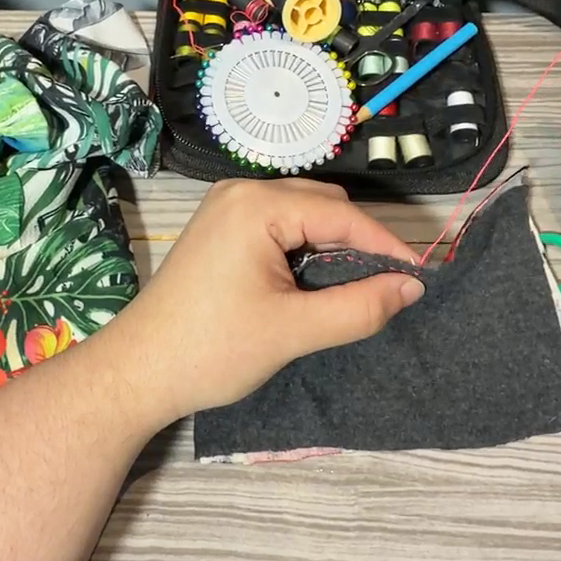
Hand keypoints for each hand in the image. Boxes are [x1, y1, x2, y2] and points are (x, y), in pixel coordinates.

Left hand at [94, 179, 422, 424]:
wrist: (139, 369)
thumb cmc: (213, 349)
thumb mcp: (293, 330)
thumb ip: (358, 307)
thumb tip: (412, 287)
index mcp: (256, 205)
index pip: (340, 214)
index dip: (385, 245)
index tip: (421, 276)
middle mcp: (241, 190)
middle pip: (322, 203)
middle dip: (358, 241)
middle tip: (387, 285)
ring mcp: (226, 205)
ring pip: (301, 211)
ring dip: (332, 242)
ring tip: (354, 286)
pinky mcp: (219, 225)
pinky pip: (278, 222)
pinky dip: (304, 244)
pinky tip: (312, 278)